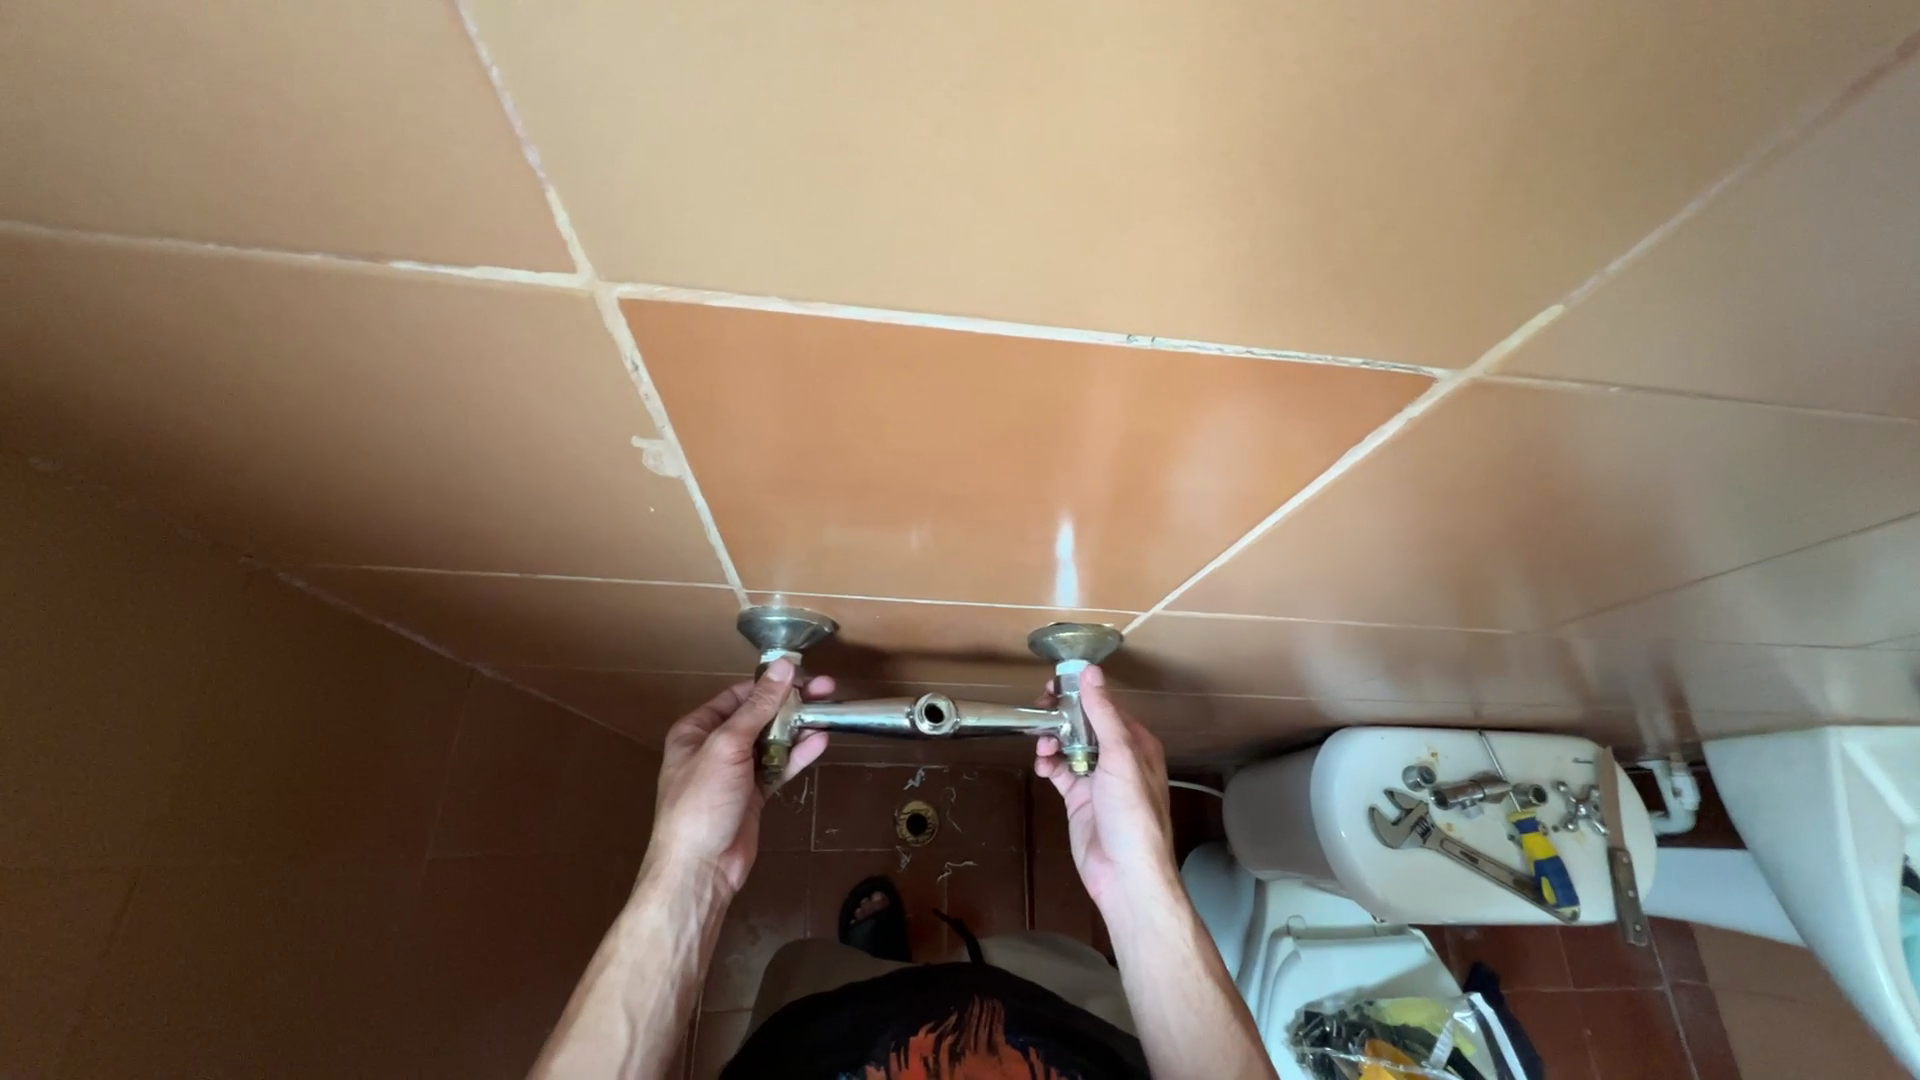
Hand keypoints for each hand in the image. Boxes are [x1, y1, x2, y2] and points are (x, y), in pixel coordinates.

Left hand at [644, 659, 833, 897]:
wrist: (699, 869)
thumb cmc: (703, 801)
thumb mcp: (728, 745)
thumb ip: (759, 705)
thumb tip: (784, 664)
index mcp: (697, 729)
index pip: (739, 696)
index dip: (771, 683)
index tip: (803, 674)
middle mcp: (715, 746)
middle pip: (759, 716)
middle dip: (791, 703)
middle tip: (826, 689)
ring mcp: (736, 772)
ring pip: (773, 741)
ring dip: (799, 728)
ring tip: (829, 711)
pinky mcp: (754, 795)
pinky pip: (779, 767)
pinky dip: (799, 755)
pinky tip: (820, 741)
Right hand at [1033, 665, 1177, 909]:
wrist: (1125, 874)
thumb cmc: (1132, 812)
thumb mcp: (1120, 757)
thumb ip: (1103, 713)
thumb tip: (1090, 672)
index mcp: (1136, 744)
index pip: (1106, 707)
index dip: (1081, 694)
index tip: (1054, 685)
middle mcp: (1118, 758)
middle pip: (1084, 725)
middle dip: (1061, 717)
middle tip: (1039, 710)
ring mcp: (1097, 779)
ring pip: (1068, 746)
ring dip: (1052, 740)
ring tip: (1043, 746)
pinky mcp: (1078, 798)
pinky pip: (1059, 771)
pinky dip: (1048, 765)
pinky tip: (1043, 766)